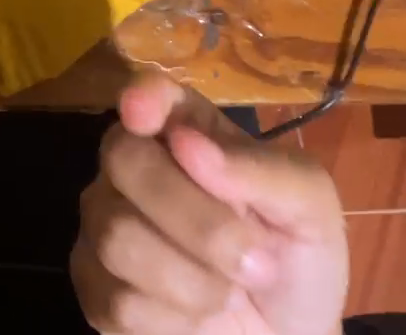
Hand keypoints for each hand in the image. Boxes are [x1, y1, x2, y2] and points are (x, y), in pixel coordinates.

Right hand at [72, 77, 348, 334]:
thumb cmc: (296, 257)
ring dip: (194, 281)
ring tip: (229, 292)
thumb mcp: (310, 209)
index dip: (143, 96)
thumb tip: (189, 144)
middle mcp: (131, 161)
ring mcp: (104, 221)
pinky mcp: (94, 286)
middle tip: (254, 261)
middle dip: (197, 220)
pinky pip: (117, 299)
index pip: (151, 93)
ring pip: (118, 235)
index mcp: (184, 129)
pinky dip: (173, 320)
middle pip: (125, 160)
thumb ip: (262, 170)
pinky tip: (195, 316)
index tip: (144, 113)